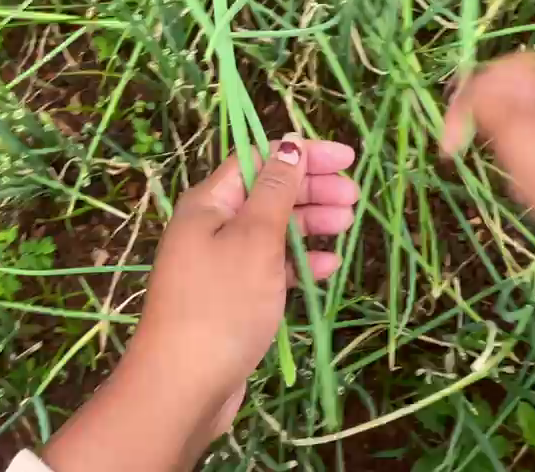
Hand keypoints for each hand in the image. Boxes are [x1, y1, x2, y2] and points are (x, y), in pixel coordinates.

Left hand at [42, 135, 356, 471]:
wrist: (181, 390)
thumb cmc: (221, 303)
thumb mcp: (255, 238)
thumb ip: (276, 190)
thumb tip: (290, 145)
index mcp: (210, 202)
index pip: (260, 159)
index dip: (303, 154)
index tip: (345, 158)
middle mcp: (213, 225)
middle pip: (269, 192)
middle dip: (312, 189)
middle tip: (353, 196)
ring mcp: (222, 262)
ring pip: (273, 229)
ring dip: (310, 223)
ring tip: (347, 223)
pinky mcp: (233, 296)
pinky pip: (270, 266)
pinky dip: (298, 261)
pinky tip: (326, 265)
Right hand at [442, 51, 534, 260]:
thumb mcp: (517, 137)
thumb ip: (486, 106)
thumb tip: (468, 89)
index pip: (500, 68)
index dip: (471, 89)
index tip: (453, 125)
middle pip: (511, 95)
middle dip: (486, 120)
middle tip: (470, 147)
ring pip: (524, 126)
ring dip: (505, 148)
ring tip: (506, 175)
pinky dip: (526, 168)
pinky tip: (532, 192)